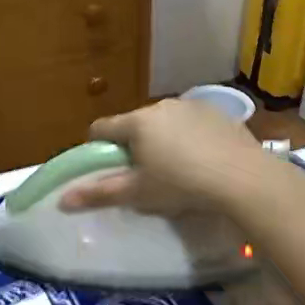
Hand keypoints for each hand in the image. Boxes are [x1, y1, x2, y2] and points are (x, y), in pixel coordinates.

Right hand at [59, 98, 273, 215]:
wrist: (241, 178)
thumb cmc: (182, 185)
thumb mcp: (139, 193)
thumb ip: (100, 193)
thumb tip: (62, 199)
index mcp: (138, 122)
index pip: (102, 127)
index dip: (99, 147)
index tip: (108, 167)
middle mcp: (164, 105)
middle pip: (137, 123)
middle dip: (136, 144)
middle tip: (146, 173)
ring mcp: (195, 106)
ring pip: (168, 121)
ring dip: (166, 138)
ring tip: (180, 167)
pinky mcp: (221, 112)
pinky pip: (196, 123)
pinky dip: (194, 136)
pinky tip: (206, 158)